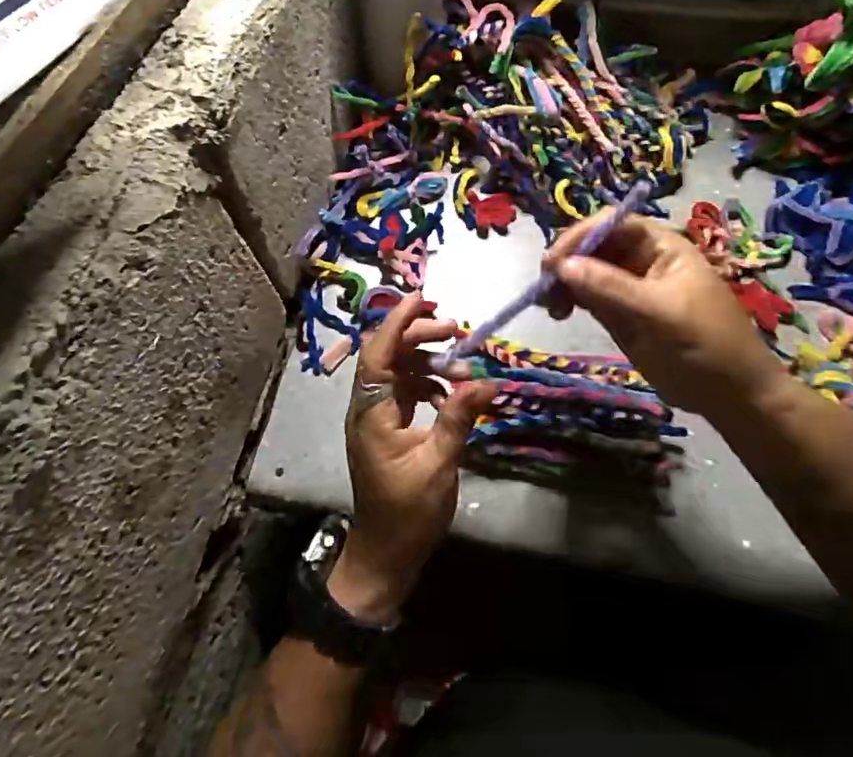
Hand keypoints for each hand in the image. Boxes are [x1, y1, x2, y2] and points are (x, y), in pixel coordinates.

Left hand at [335, 292, 497, 622]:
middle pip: (387, 355)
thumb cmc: (407, 513)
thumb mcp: (439, 464)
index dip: (397, 321)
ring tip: (460, 359)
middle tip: (454, 328)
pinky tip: (451, 392)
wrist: (385, 554)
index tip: (423, 298)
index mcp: (370, 412)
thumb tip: (485, 380)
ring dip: (426, 360)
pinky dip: (427, 383)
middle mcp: (367, 407)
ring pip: (397, 372)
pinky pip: (405, 392)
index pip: (378, 353)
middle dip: (418, 336)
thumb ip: (459, 418)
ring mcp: (375, 418)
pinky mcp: (387, 428)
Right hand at [539, 211, 789, 417]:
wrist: (732, 395)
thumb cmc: (705, 345)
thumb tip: (561, 266)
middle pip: (593, 245)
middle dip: (566, 260)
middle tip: (544, 288)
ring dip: (562, 282)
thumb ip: (610, 288)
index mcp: (660, 247)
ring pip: (585, 271)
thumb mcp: (658, 313)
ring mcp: (629, 287)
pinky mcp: (620, 313)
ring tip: (549, 305)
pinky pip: (588, 296)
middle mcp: (642, 260)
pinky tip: (558, 312)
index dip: (580, 236)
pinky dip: (569, 299)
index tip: (554, 262)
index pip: (612, 224)